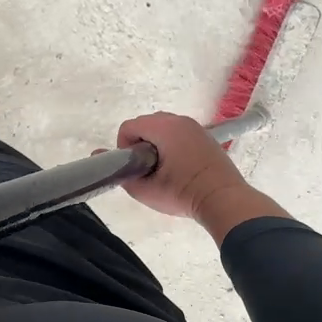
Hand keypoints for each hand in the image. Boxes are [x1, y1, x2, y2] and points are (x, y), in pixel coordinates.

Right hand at [114, 113, 286, 239]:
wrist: (225, 201)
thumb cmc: (182, 193)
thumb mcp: (143, 189)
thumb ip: (118, 171)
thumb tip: (97, 155)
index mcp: (163, 127)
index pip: (129, 127)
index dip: (124, 147)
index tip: (133, 167)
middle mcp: (179, 121)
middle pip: (146, 123)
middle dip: (140, 143)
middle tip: (146, 169)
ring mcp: (195, 127)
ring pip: (163, 127)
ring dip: (156, 144)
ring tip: (163, 169)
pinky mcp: (206, 137)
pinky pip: (180, 134)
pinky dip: (173, 145)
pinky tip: (179, 168)